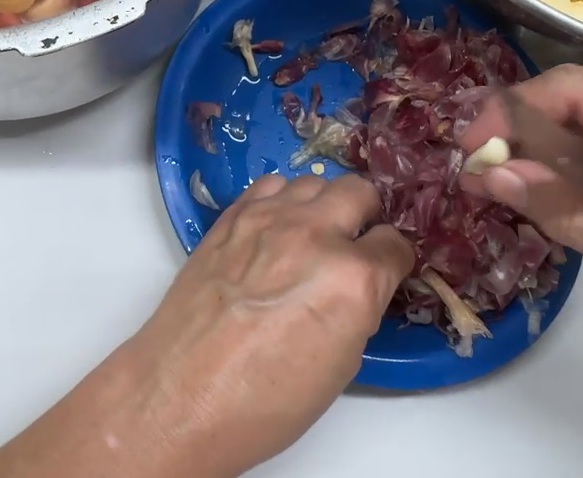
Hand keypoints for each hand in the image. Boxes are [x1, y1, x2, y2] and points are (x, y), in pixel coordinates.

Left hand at [121, 173, 415, 477]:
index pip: (395, 244)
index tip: (386, 268)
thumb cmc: (268, 400)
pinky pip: (269, 186)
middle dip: (365, 215)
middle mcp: (314, 235)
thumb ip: (360, 306)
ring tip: (313, 235)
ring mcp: (268, 219)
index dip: (393, 259)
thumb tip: (361, 284)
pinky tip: (276, 229)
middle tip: (355, 242)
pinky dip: (281, 201)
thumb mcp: (342, 364)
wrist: (187, 390)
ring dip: (321, 204)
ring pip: (313, 182)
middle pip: (358, 191)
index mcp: (353, 278)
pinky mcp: (232, 215)